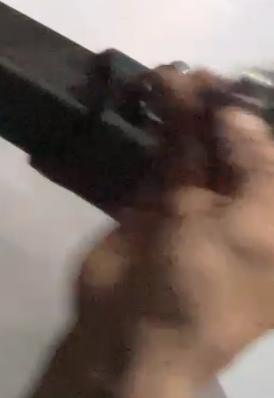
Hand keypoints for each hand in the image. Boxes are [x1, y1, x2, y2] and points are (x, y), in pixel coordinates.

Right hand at [0, 67, 273, 397]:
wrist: (136, 326)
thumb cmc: (212, 289)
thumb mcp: (247, 230)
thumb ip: (252, 168)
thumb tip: (238, 114)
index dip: (264, 120)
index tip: (241, 80)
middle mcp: (254, 210)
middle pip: (244, 149)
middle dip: (225, 109)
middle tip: (194, 71)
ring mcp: (201, 207)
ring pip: (198, 148)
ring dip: (184, 114)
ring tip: (165, 75)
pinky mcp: (152, 204)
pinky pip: (159, 161)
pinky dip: (153, 132)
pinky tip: (145, 106)